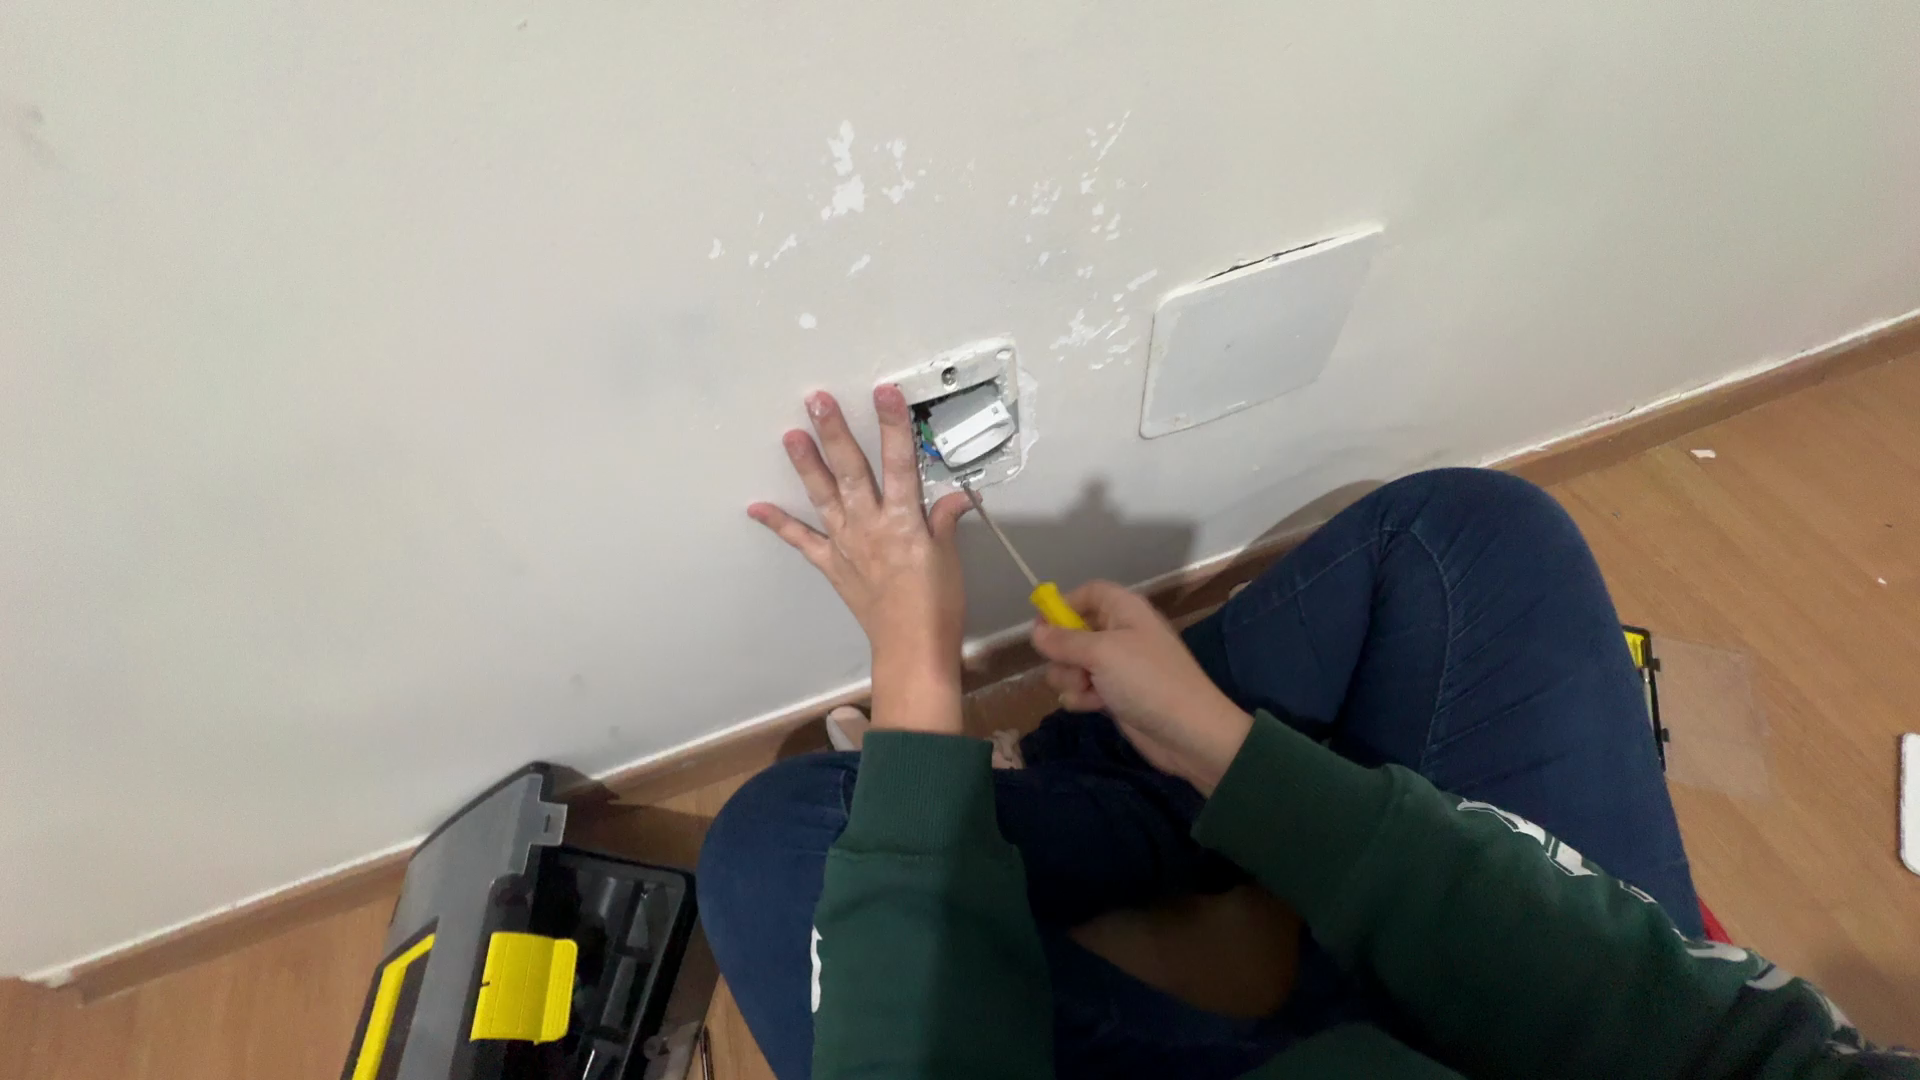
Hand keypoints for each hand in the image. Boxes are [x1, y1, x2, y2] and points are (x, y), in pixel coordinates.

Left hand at [749, 387, 972, 734]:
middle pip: (852, 470)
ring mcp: (846, 544)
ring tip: (790, 434)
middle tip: (818, 400)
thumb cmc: (936, 604)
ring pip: (823, 496)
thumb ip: (945, 521)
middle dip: (835, 432)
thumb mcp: (948, 557)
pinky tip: (757, 507)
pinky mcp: (832, 565)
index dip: (893, 425)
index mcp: (904, 520)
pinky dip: (780, 524)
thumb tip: (959, 495)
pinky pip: (803, 541)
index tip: (885, 393)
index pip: (900, 462)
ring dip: (806, 464)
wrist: (912, 647)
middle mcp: (870, 525)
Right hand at [1030, 581, 1252, 793]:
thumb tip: (1035, 631)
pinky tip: (1092, 707)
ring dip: (1070, 678)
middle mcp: (1120, 633)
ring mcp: (1117, 666)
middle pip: (1074, 631)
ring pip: (1073, 663)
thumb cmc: (1147, 680)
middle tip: (1070, 666)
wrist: (1189, 733)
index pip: (1089, 593)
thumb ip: (1064, 641)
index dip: (1064, 604)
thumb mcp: (1101, 653)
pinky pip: (1083, 688)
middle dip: (1063, 651)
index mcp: (1124, 610)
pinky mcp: (1115, 694)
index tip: (1042, 625)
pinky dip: (1082, 697)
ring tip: (1086, 690)